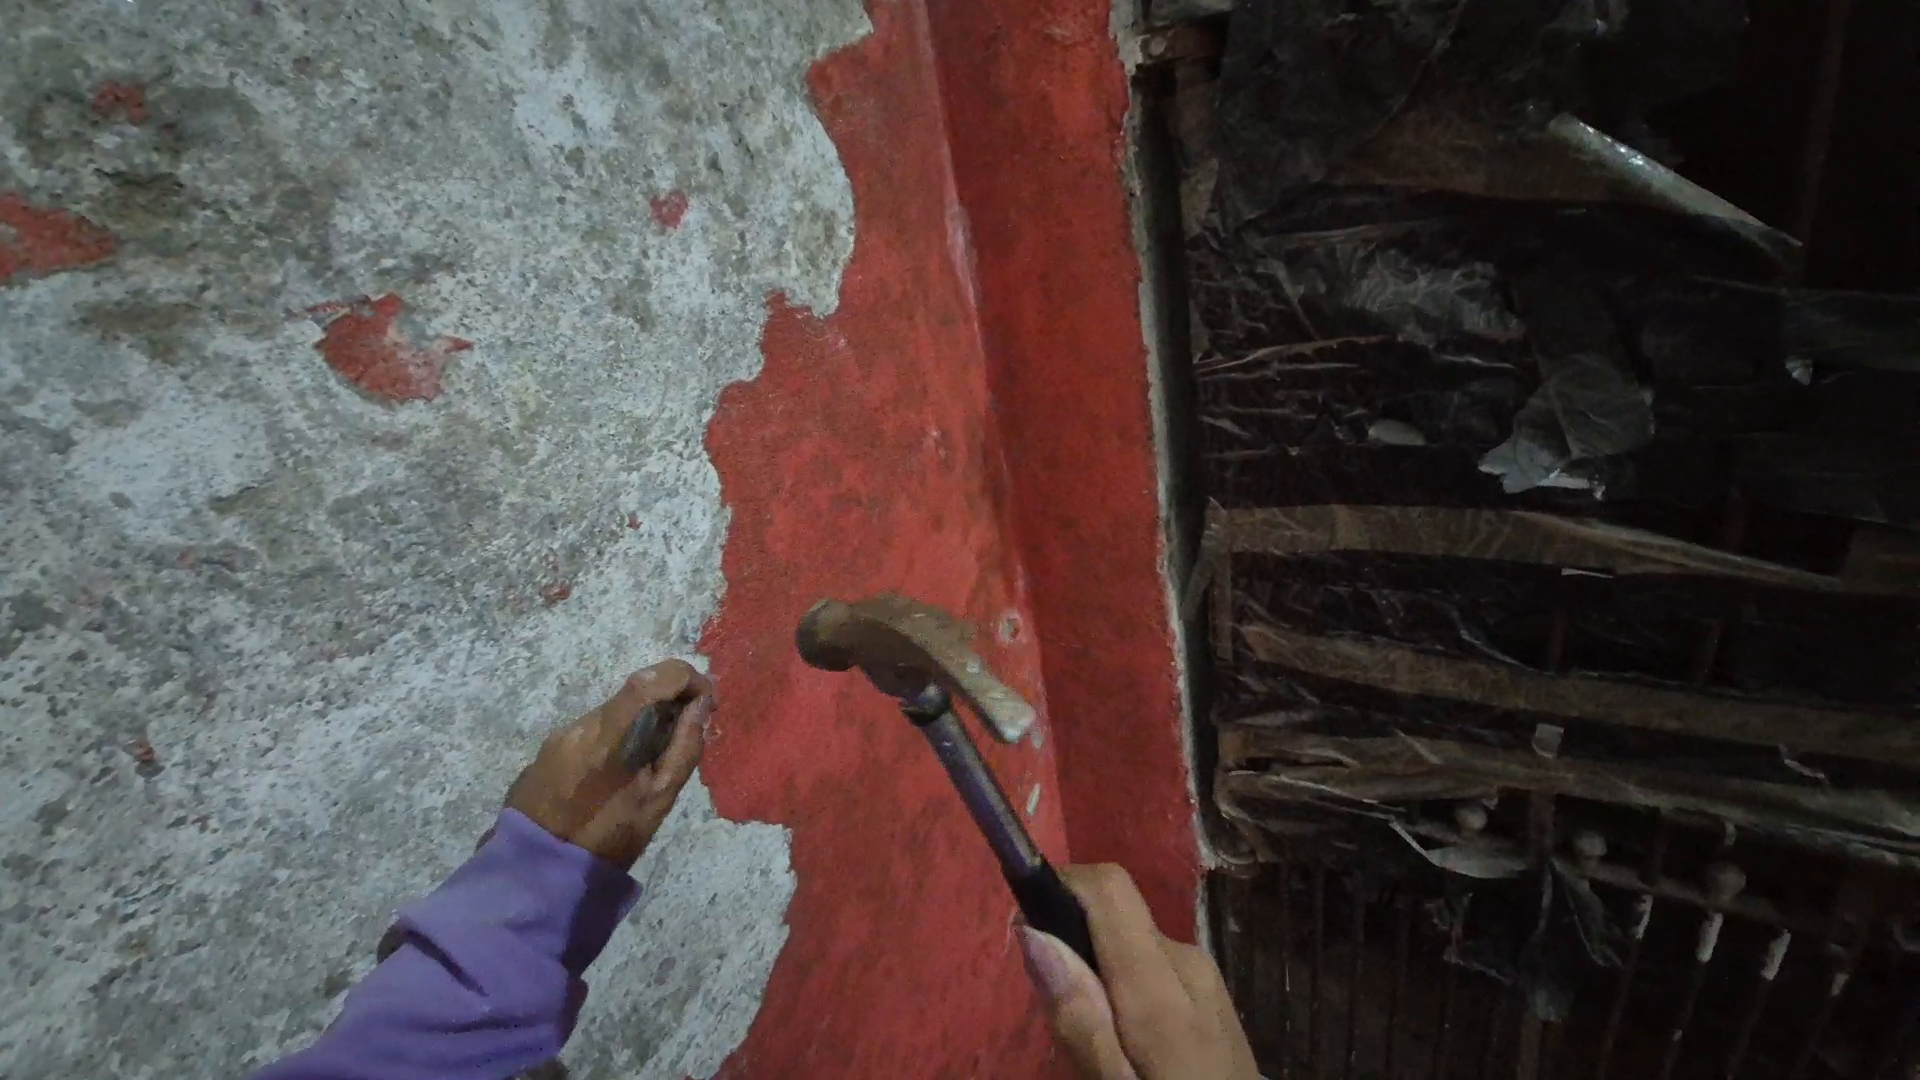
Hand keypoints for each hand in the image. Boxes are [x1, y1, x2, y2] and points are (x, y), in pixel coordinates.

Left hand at [504, 660, 713, 869]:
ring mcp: (562, 735)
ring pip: (616, 710)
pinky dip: (620, 733)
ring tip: (656, 754)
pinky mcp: (551, 747)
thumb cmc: (608, 840)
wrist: (535, 873)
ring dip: (644, 718)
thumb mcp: (659, 799)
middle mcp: (581, 725)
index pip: (650, 680)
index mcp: (608, 737)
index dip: (686, 677)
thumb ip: (684, 746)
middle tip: (691, 723)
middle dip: (670, 698)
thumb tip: (701, 705)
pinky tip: (622, 767)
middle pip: (635, 691)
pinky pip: (597, 727)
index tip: (707, 697)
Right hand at [1020, 864, 1258, 1079]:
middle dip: (1073, 943)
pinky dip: (1121, 985)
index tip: (1032, 933)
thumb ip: (1080, 1020)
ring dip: (1096, 969)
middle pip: (1113, 913)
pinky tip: (1129, 1043)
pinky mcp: (1209, 989)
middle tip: (1063, 1017)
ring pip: (1127, 939)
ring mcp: (1204, 973)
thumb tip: (1032, 931)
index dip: (1063, 888)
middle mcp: (1186, 958)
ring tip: (1097, 1041)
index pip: (1109, 886)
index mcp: (1164, 982)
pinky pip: (1148, 962)